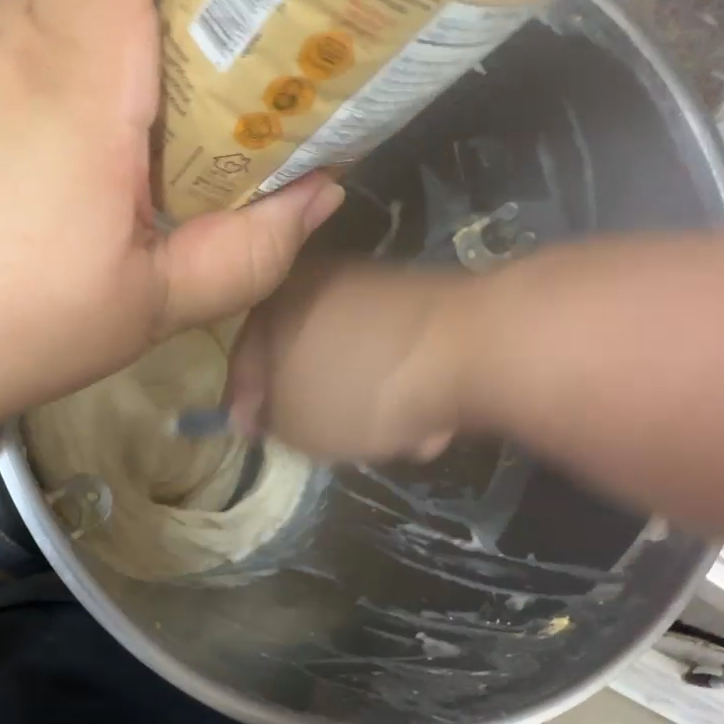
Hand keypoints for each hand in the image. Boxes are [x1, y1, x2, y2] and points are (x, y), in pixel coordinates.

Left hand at [0, 0, 343, 437]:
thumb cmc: (23, 329)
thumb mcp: (152, 306)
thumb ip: (250, 249)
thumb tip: (319, 193)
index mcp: (81, 69)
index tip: (231, 22)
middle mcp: (18, 30)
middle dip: (168, 8)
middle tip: (211, 69)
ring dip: (116, 25)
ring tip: (148, 106)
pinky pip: (23, 23)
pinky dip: (65, 46)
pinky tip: (75, 130)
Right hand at [226, 261, 481, 461]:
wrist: (481, 346)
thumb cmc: (361, 386)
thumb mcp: (293, 423)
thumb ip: (266, 421)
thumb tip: (257, 417)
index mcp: (274, 303)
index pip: (241, 361)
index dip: (244, 406)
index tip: (252, 437)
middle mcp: (320, 283)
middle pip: (298, 357)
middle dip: (307, 401)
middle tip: (313, 439)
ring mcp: (378, 289)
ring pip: (349, 359)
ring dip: (358, 401)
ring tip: (378, 439)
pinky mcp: (428, 304)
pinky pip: (394, 357)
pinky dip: (400, 388)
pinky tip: (421, 423)